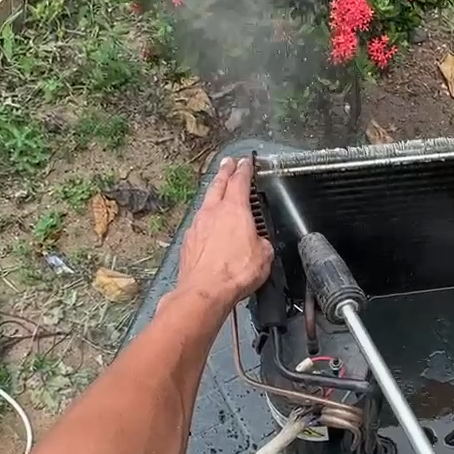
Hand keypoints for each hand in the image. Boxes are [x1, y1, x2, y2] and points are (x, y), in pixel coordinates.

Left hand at [174, 156, 273, 311]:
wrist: (205, 291)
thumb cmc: (234, 273)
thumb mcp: (264, 256)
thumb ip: (262, 244)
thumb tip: (259, 244)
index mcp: (235, 210)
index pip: (240, 181)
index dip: (245, 169)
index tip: (246, 162)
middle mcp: (213, 212)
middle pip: (218, 184)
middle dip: (225, 172)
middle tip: (228, 163)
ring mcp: (197, 226)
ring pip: (206, 202)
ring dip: (213, 194)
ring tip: (217, 192)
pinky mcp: (189, 242)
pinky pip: (199, 224)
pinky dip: (206, 220)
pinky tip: (209, 226)